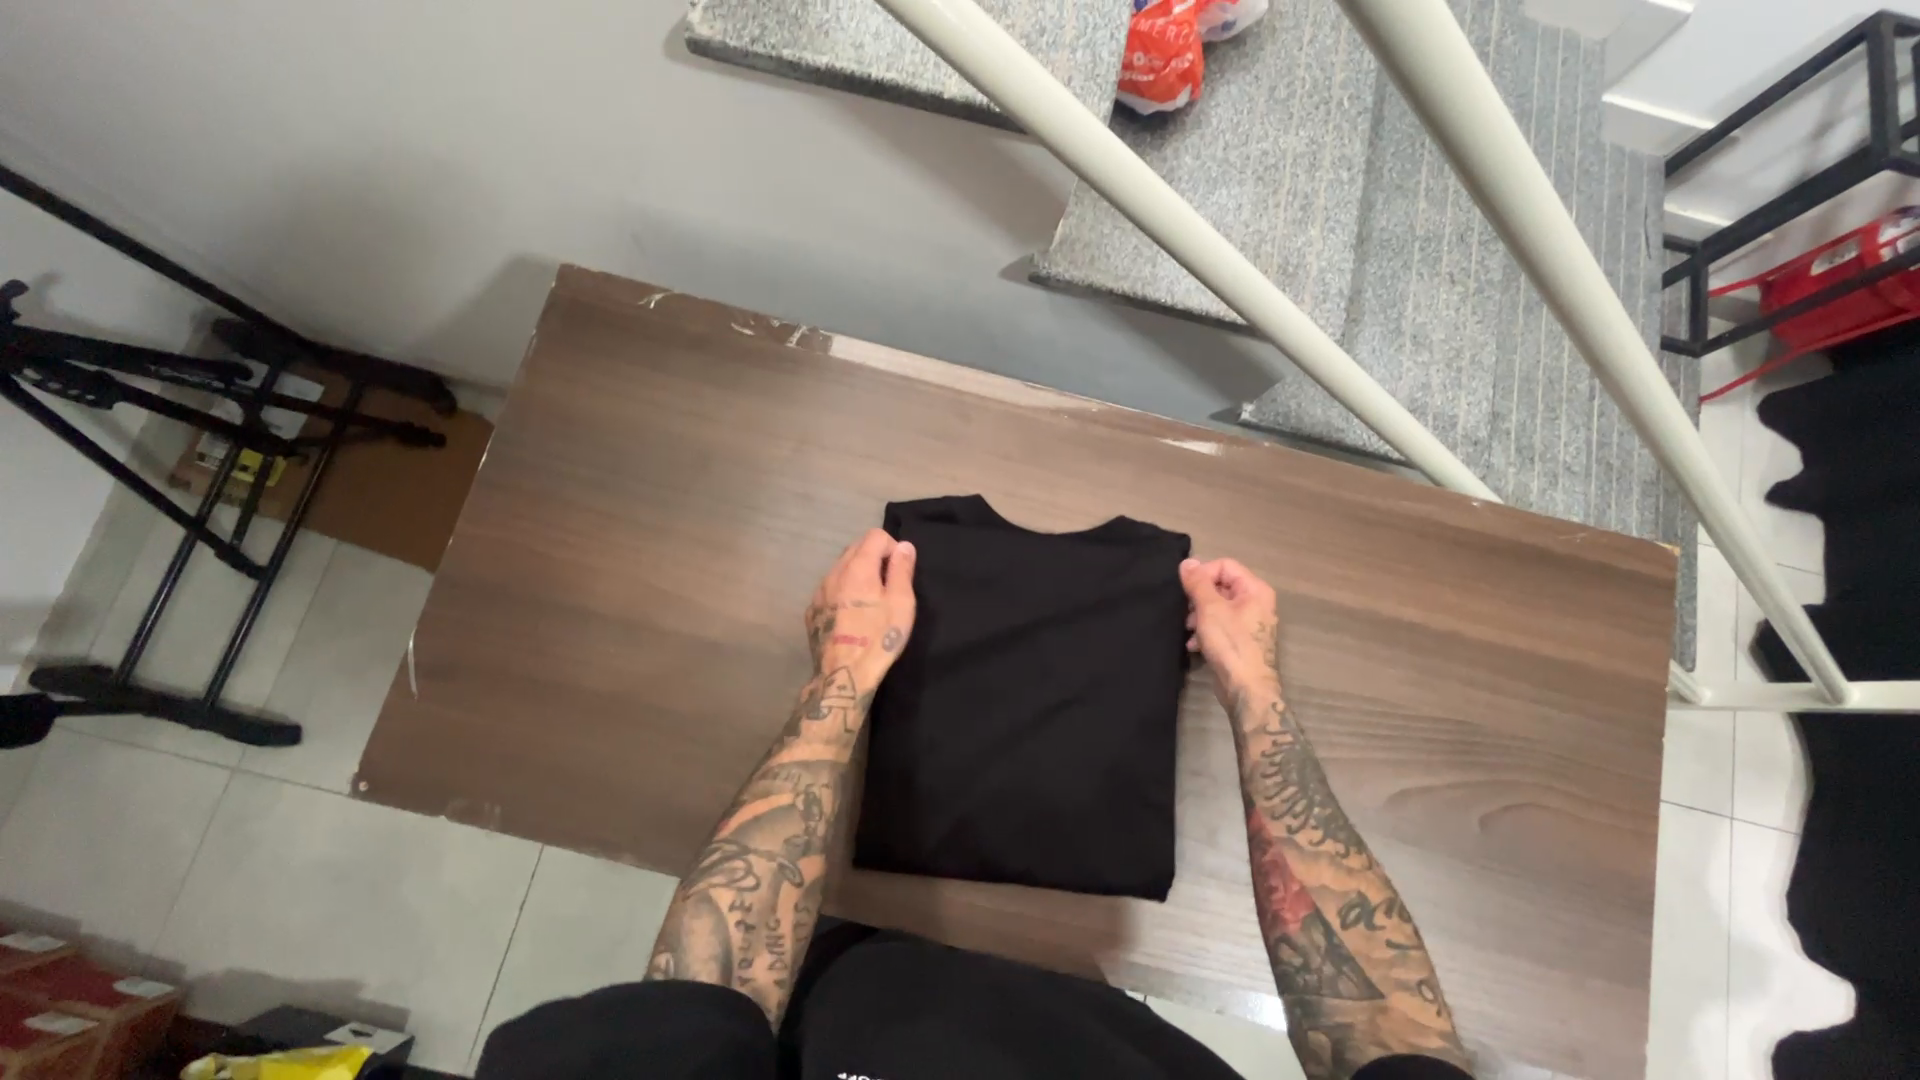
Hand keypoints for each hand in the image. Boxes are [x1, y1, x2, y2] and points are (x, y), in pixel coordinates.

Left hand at [805, 529, 917, 691]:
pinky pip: (831, 589)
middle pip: (856, 548)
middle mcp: (833, 573)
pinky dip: (844, 591)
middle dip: (875, 558)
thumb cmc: (879, 638)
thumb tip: (904, 545)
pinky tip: (853, 615)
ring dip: (858, 575)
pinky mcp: (812, 611)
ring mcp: (819, 592)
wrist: (844, 674)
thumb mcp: (901, 603)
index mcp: (857, 567)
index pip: (875, 535)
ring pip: (841, 569)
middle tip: (889, 586)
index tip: (900, 571)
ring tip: (871, 602)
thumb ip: (902, 570)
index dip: (892, 547)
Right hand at [1179, 557, 1281, 702]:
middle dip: (1199, 598)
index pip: (1224, 566)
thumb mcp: (1210, 609)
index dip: (1203, 574)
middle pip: (1220, 586)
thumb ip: (1198, 583)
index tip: (1187, 591)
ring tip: (1189, 630)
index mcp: (1254, 589)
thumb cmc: (1230, 644)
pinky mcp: (1240, 640)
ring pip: (1217, 607)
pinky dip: (1205, 631)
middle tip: (1186, 612)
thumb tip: (1187, 562)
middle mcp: (1256, 602)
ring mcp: (1249, 622)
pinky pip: (1220, 625)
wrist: (1246, 688)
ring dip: (1198, 616)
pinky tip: (1194, 644)